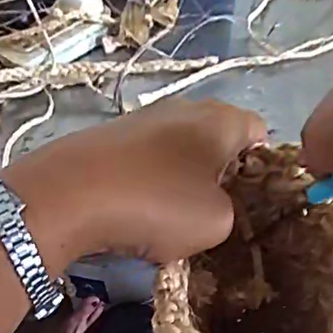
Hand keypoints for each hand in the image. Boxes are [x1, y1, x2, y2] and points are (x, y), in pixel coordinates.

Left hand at [1, 98, 265, 268]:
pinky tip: (135, 216)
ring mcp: (142, 119)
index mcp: (222, 119)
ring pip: (178, 157)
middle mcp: (184, 108)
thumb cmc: (158, 205)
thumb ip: (231, 210)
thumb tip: (214, 203)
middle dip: (219, 180)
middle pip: (216, 145)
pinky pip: (144, 167)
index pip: (260, 134)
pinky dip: (146, 189)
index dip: (262, 170)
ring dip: (180, 187)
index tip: (251, 205)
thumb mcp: (216, 222)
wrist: (70, 196)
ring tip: (169, 224)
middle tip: (213, 219)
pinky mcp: (109, 139)